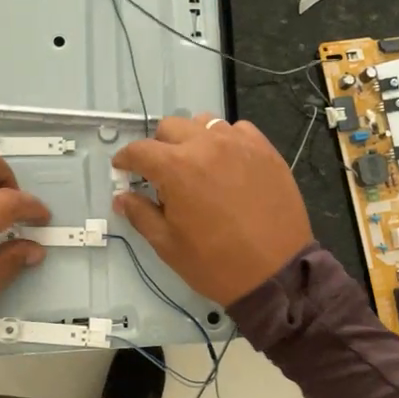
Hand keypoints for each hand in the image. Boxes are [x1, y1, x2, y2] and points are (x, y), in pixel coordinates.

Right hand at [111, 115, 312, 305]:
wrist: (276, 273)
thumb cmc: (216, 263)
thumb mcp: (168, 244)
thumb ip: (141, 214)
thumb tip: (122, 197)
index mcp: (177, 167)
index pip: (140, 150)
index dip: (126, 160)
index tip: (123, 169)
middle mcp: (207, 144)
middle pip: (171, 127)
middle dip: (159, 147)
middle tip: (162, 174)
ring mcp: (239, 143)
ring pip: (204, 123)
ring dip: (193, 140)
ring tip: (197, 166)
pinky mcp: (265, 149)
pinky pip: (238, 130)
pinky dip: (225, 141)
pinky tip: (228, 164)